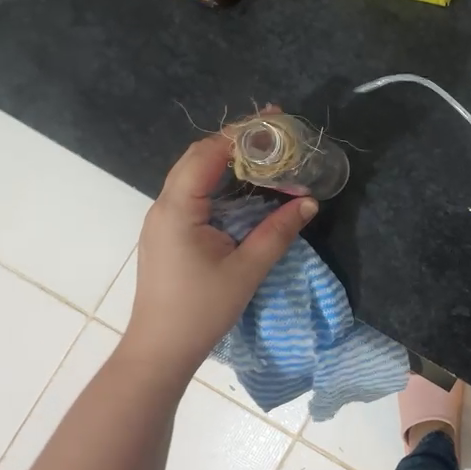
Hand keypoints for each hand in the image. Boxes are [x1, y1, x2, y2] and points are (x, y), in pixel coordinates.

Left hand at [121, 136, 316, 373]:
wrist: (161, 349)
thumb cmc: (201, 309)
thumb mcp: (247, 270)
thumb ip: (278, 232)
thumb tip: (309, 202)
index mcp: (178, 210)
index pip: (207, 155)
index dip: (240, 134)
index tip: (273, 120)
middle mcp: (164, 207)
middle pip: (198, 158)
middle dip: (236, 140)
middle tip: (275, 129)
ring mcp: (163, 220)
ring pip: (195, 175)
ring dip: (228, 159)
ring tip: (266, 149)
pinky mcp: (169, 233)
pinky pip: (194, 194)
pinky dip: (221, 181)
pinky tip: (246, 184)